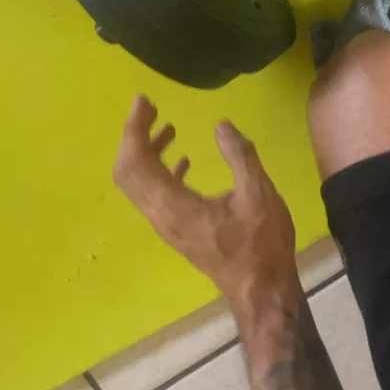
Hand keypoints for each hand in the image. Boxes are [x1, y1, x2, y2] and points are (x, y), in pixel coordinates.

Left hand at [113, 96, 297, 301]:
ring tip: (166, 127)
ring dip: (146, 152)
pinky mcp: (177, 229)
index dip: (135, 129)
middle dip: (134, 136)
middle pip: (128, 173)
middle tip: (149, 108)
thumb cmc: (262, 242)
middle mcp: (160, 216)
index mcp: (174, 206)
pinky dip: (161, 170)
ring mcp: (167, 225)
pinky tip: (183, 159)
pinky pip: (155, 194)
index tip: (144, 101)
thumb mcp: (259, 193)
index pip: (137, 162)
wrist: (261, 288)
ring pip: (139, 184)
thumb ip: (240, 156)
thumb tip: (221, 125)